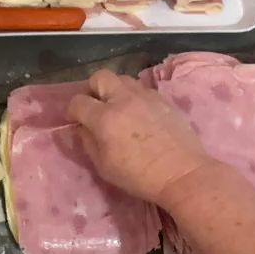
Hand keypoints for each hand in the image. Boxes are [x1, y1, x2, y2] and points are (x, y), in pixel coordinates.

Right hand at [67, 70, 215, 204]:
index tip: (76, 121)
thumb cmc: (139, 176)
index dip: (73, 111)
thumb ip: (88, 142)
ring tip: (120, 108)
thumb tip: (83, 128)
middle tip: (97, 106)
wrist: (182, 174)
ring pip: (123, 79)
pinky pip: (143, 90)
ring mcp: (145, 97)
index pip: (78, 101)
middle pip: (100, 77)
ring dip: (116, 91)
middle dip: (93, 89)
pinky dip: (136, 98)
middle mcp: (123, 100)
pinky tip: (141, 115)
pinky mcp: (163, 100)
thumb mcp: (104, 166)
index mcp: (104, 118)